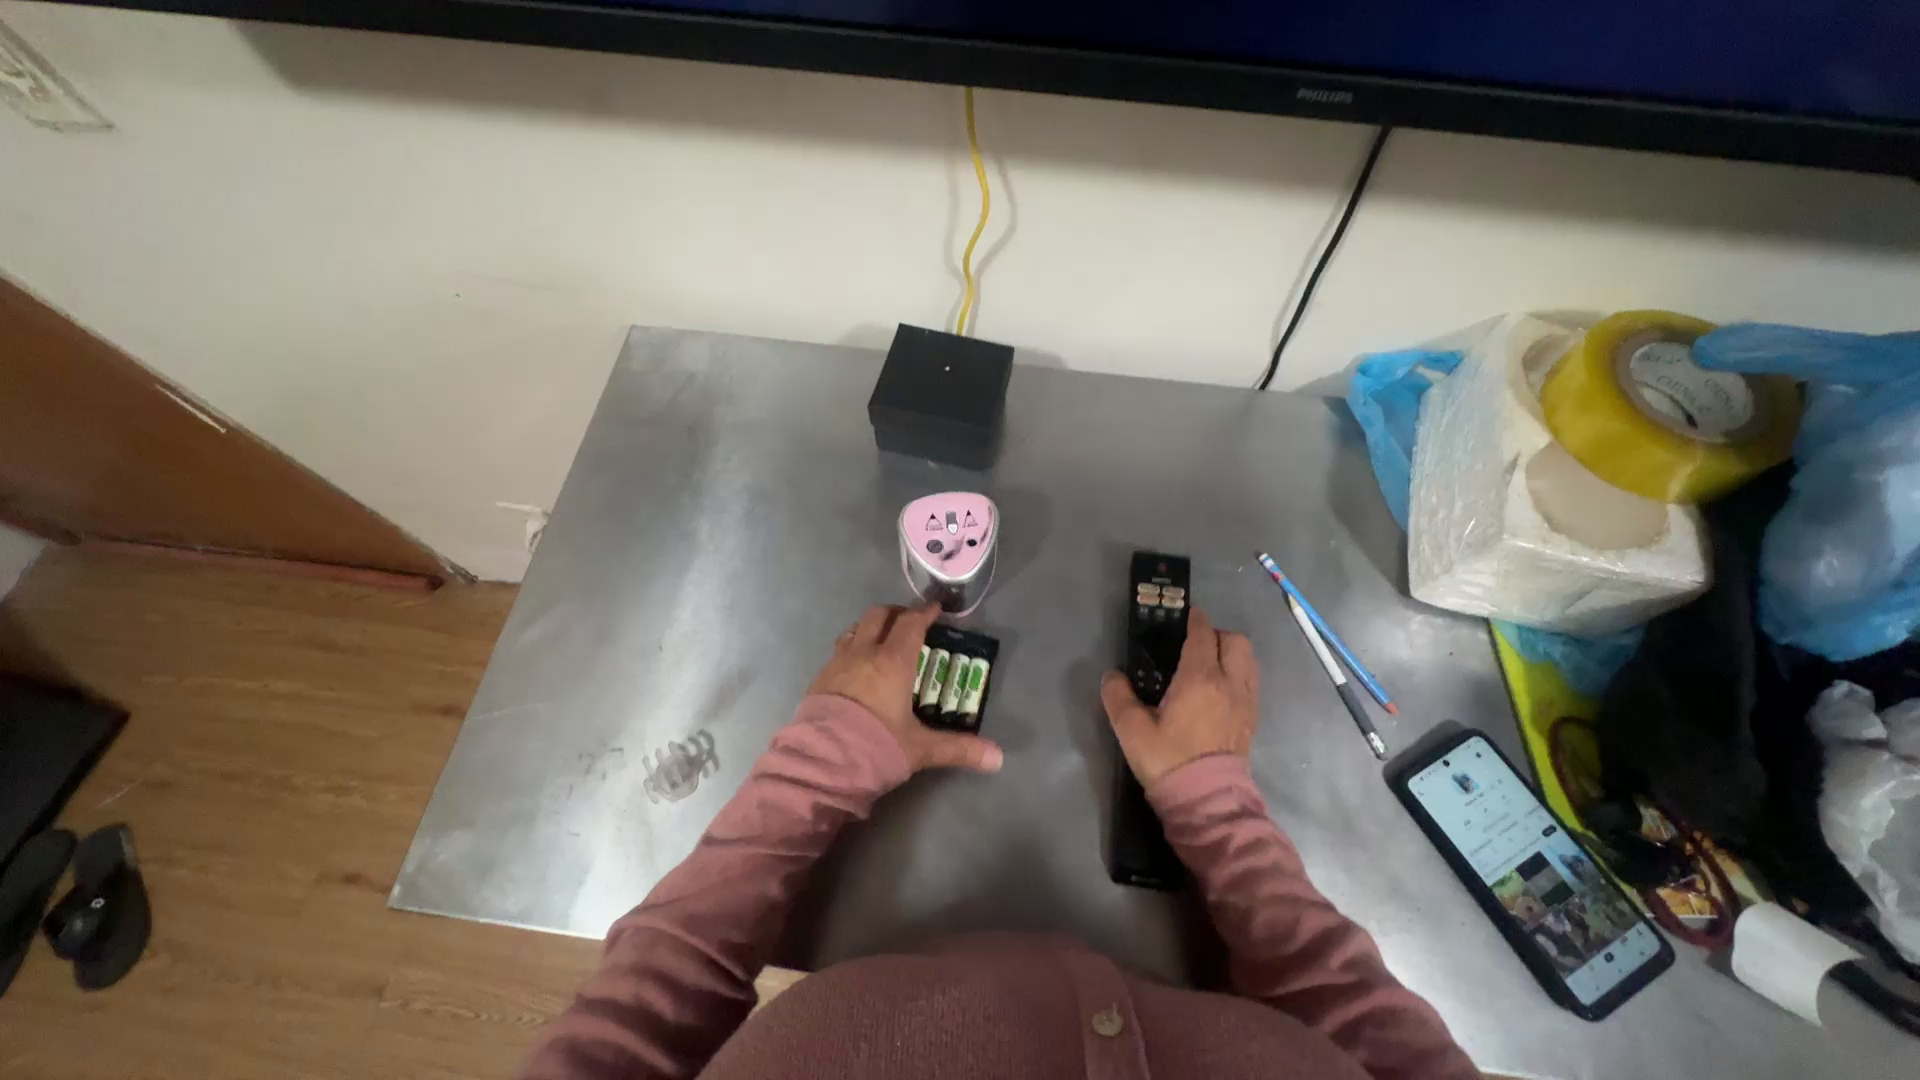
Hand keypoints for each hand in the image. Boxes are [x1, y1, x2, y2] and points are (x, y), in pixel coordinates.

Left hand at [808, 603, 1003, 772]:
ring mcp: (837, 664)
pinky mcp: (819, 679)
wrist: (820, 765)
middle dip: (897, 612)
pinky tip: (858, 668)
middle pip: (878, 615)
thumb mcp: (921, 749)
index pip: (911, 624)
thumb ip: (958, 749)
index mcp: (892, 662)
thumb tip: (998, 758)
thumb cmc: (876, 748)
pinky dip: (853, 648)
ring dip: (871, 627)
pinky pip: (839, 651)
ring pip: (854, 629)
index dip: (925, 613)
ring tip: (883, 640)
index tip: (936, 609)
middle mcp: (863, 653)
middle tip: (911, 622)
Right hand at [1100, 608, 1259, 788]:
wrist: (1206, 800)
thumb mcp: (1132, 730)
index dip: (1194, 619)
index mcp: (1200, 678)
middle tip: (1194, 643)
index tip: (1183, 614)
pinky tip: (1220, 689)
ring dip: (1232, 653)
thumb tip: (1112, 676)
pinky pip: (1251, 681)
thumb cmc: (1168, 760)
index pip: (1202, 634)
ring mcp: (1245, 701)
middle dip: (1216, 634)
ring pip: (1249, 660)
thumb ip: (1119, 697)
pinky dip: (1239, 673)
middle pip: (1235, 640)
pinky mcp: (1252, 719)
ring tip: (1209, 663)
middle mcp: (1229, 683)